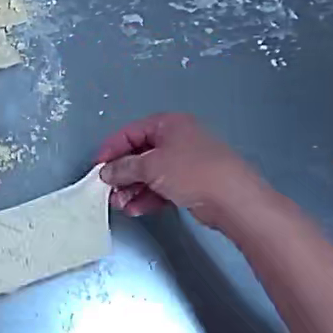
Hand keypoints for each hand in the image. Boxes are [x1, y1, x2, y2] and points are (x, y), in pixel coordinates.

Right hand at [95, 112, 275, 227]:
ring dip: (133, 188)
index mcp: (169, 124)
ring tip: (120, 204)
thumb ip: (123, 168)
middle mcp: (178, 139)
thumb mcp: (150, 166)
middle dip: (122, 174)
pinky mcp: (193, 183)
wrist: (236, 201)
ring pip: (150, 173)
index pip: (130, 133)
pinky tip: (136, 209)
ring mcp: (187, 162)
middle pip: (140, 154)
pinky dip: (148, 196)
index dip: (111, 150)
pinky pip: (163, 187)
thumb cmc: (192, 172)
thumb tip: (106, 172)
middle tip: (108, 189)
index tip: (97, 167)